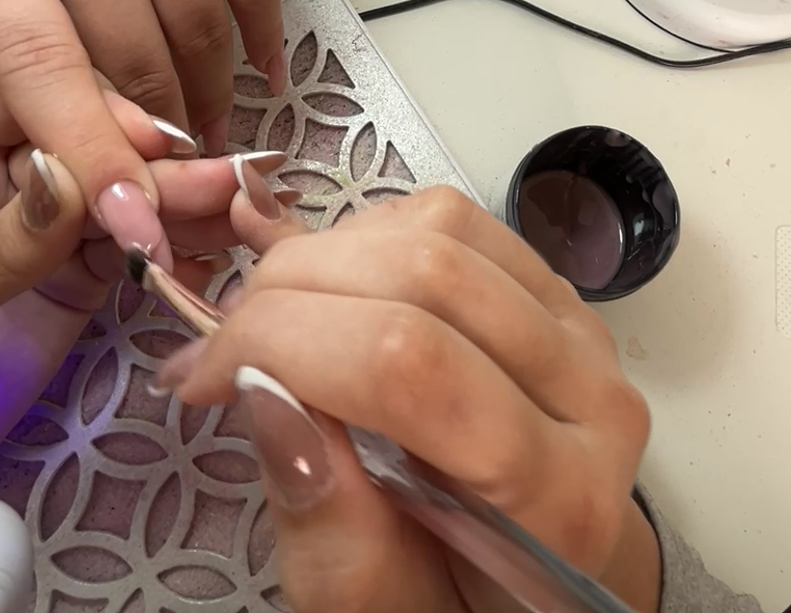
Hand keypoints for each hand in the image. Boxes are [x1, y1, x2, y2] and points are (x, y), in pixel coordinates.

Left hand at [0, 0, 280, 266]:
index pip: (41, 75)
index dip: (86, 161)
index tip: (127, 228)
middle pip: (143, 68)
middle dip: (161, 141)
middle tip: (172, 185)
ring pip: (207, 37)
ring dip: (213, 100)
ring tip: (213, 141)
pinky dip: (263, 41)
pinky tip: (262, 76)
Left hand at [0, 76, 246, 593]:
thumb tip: (77, 177)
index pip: (27, 98)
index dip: (91, 110)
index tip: (154, 143)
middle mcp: (10, 174)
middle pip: (98, 147)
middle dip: (162, 167)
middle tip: (231, 183)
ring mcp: (54, 226)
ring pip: (132, 196)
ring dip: (188, 205)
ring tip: (248, 213)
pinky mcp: (86, 274)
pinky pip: (143, 247)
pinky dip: (185, 250)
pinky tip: (224, 252)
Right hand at [163, 185, 661, 612]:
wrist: (553, 556)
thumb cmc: (467, 599)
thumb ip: (329, 533)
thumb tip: (263, 387)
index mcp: (560, 493)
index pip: (410, 363)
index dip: (283, 343)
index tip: (201, 376)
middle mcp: (589, 389)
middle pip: (425, 273)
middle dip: (291, 287)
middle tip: (228, 342)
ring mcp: (579, 323)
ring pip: (439, 227)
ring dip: (331, 254)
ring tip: (283, 316)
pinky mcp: (554, 286)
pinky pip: (454, 217)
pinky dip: (374, 235)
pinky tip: (342, 291)